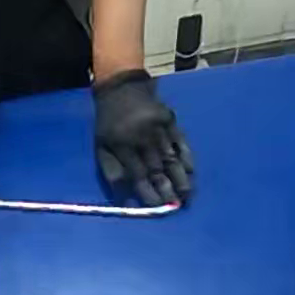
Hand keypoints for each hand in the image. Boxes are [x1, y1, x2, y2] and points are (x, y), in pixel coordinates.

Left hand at [92, 70, 193, 205]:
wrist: (120, 86)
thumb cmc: (108, 124)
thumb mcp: (102, 148)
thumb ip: (112, 173)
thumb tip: (124, 198)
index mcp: (123, 146)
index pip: (139, 175)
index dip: (149, 192)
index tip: (158, 208)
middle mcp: (143, 137)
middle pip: (158, 168)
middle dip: (169, 189)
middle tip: (178, 206)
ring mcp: (158, 126)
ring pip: (171, 156)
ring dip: (181, 177)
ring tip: (188, 195)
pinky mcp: (169, 118)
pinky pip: (181, 140)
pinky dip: (187, 155)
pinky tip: (192, 170)